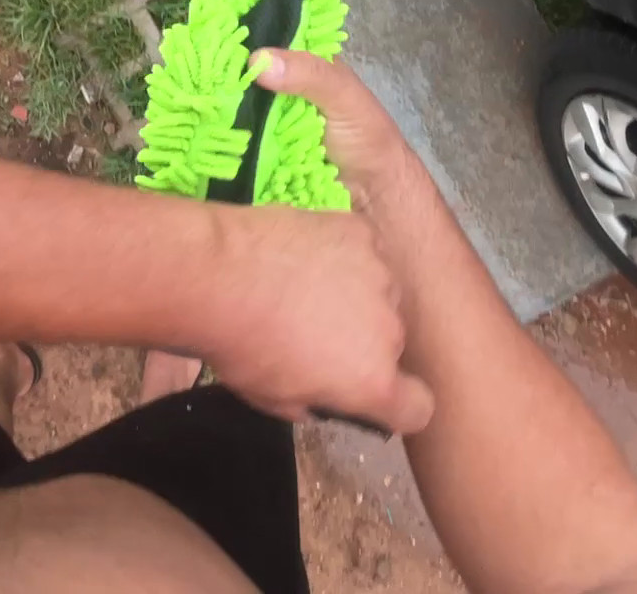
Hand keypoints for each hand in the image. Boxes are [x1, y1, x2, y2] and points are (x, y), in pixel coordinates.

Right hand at [184, 0, 421, 209]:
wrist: (370, 202)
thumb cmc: (367, 139)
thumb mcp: (346, 98)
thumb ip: (312, 75)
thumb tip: (259, 61)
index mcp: (299, 54)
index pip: (264, 7)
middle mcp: (273, 77)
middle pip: (230, 44)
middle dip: (201, 36)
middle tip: (174, 40)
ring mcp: (257, 111)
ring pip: (218, 84)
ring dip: (193, 80)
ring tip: (169, 79)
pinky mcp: (247, 144)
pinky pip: (216, 125)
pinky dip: (195, 121)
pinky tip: (174, 121)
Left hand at [200, 203, 434, 434]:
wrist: (219, 274)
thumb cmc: (242, 346)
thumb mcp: (277, 398)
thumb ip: (318, 397)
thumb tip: (324, 386)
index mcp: (373, 381)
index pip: (417, 407)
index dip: (395, 402)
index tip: (365, 387)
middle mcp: (390, 328)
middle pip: (391, 341)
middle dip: (363, 339)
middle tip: (315, 326)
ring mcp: (379, 272)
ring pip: (379, 290)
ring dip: (355, 291)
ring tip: (305, 281)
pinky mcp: (361, 230)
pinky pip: (362, 247)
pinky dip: (341, 250)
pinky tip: (306, 249)